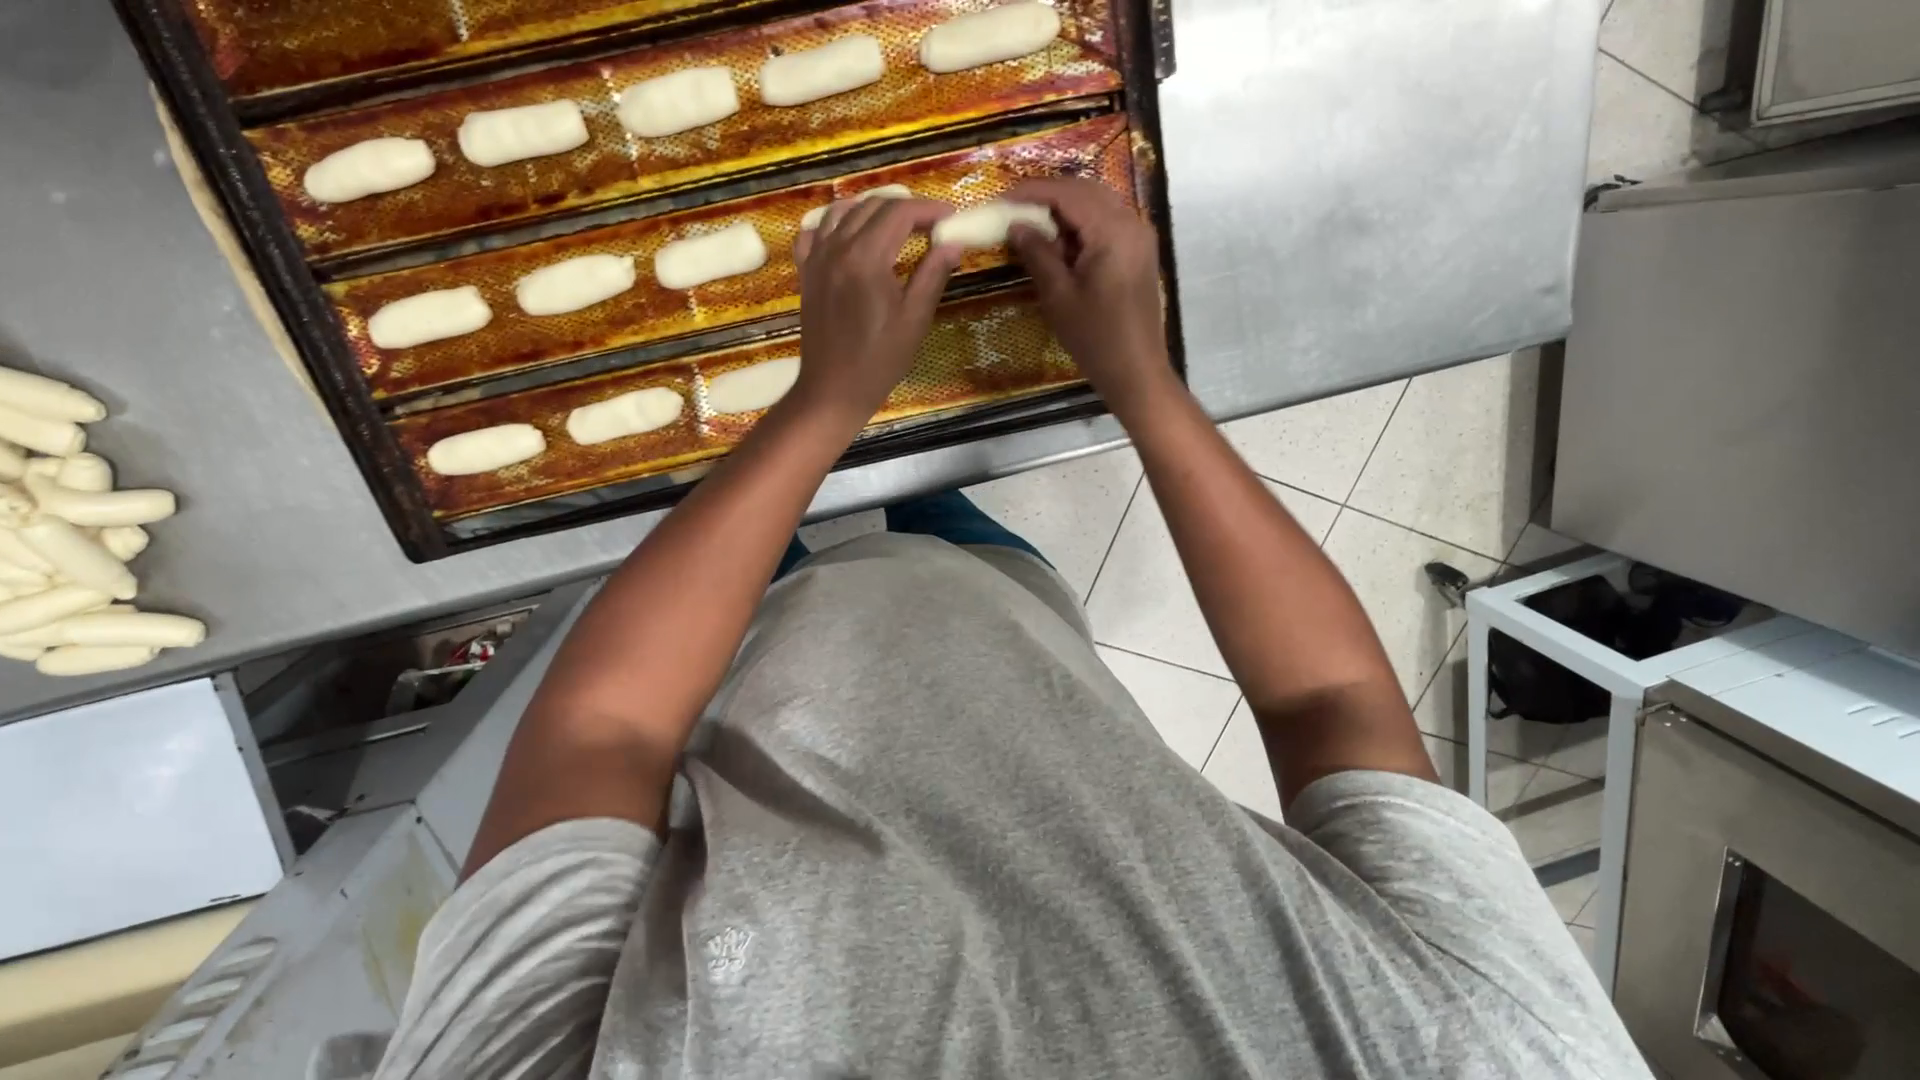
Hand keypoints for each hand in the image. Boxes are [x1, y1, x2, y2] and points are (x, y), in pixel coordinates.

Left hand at [790, 198, 960, 424]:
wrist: (834, 389)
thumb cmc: (880, 360)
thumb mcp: (915, 319)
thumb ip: (933, 274)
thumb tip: (953, 243)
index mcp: (867, 258)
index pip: (900, 212)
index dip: (929, 209)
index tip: (950, 217)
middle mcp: (837, 248)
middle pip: (873, 206)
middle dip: (906, 208)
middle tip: (931, 225)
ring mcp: (816, 258)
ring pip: (844, 212)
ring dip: (873, 210)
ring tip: (897, 225)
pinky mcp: (806, 272)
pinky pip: (815, 231)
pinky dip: (835, 223)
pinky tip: (851, 234)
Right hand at [1006, 178, 1172, 411]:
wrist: (1136, 370)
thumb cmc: (1094, 337)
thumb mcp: (1058, 296)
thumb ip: (1037, 253)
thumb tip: (1016, 225)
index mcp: (1112, 230)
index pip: (1068, 193)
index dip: (1032, 192)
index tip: (1001, 198)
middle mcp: (1131, 222)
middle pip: (1085, 191)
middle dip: (1047, 196)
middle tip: (1012, 209)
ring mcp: (1139, 236)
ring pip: (1097, 204)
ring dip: (1064, 210)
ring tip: (1031, 225)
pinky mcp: (1139, 251)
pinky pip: (1107, 223)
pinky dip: (1080, 225)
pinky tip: (1058, 243)